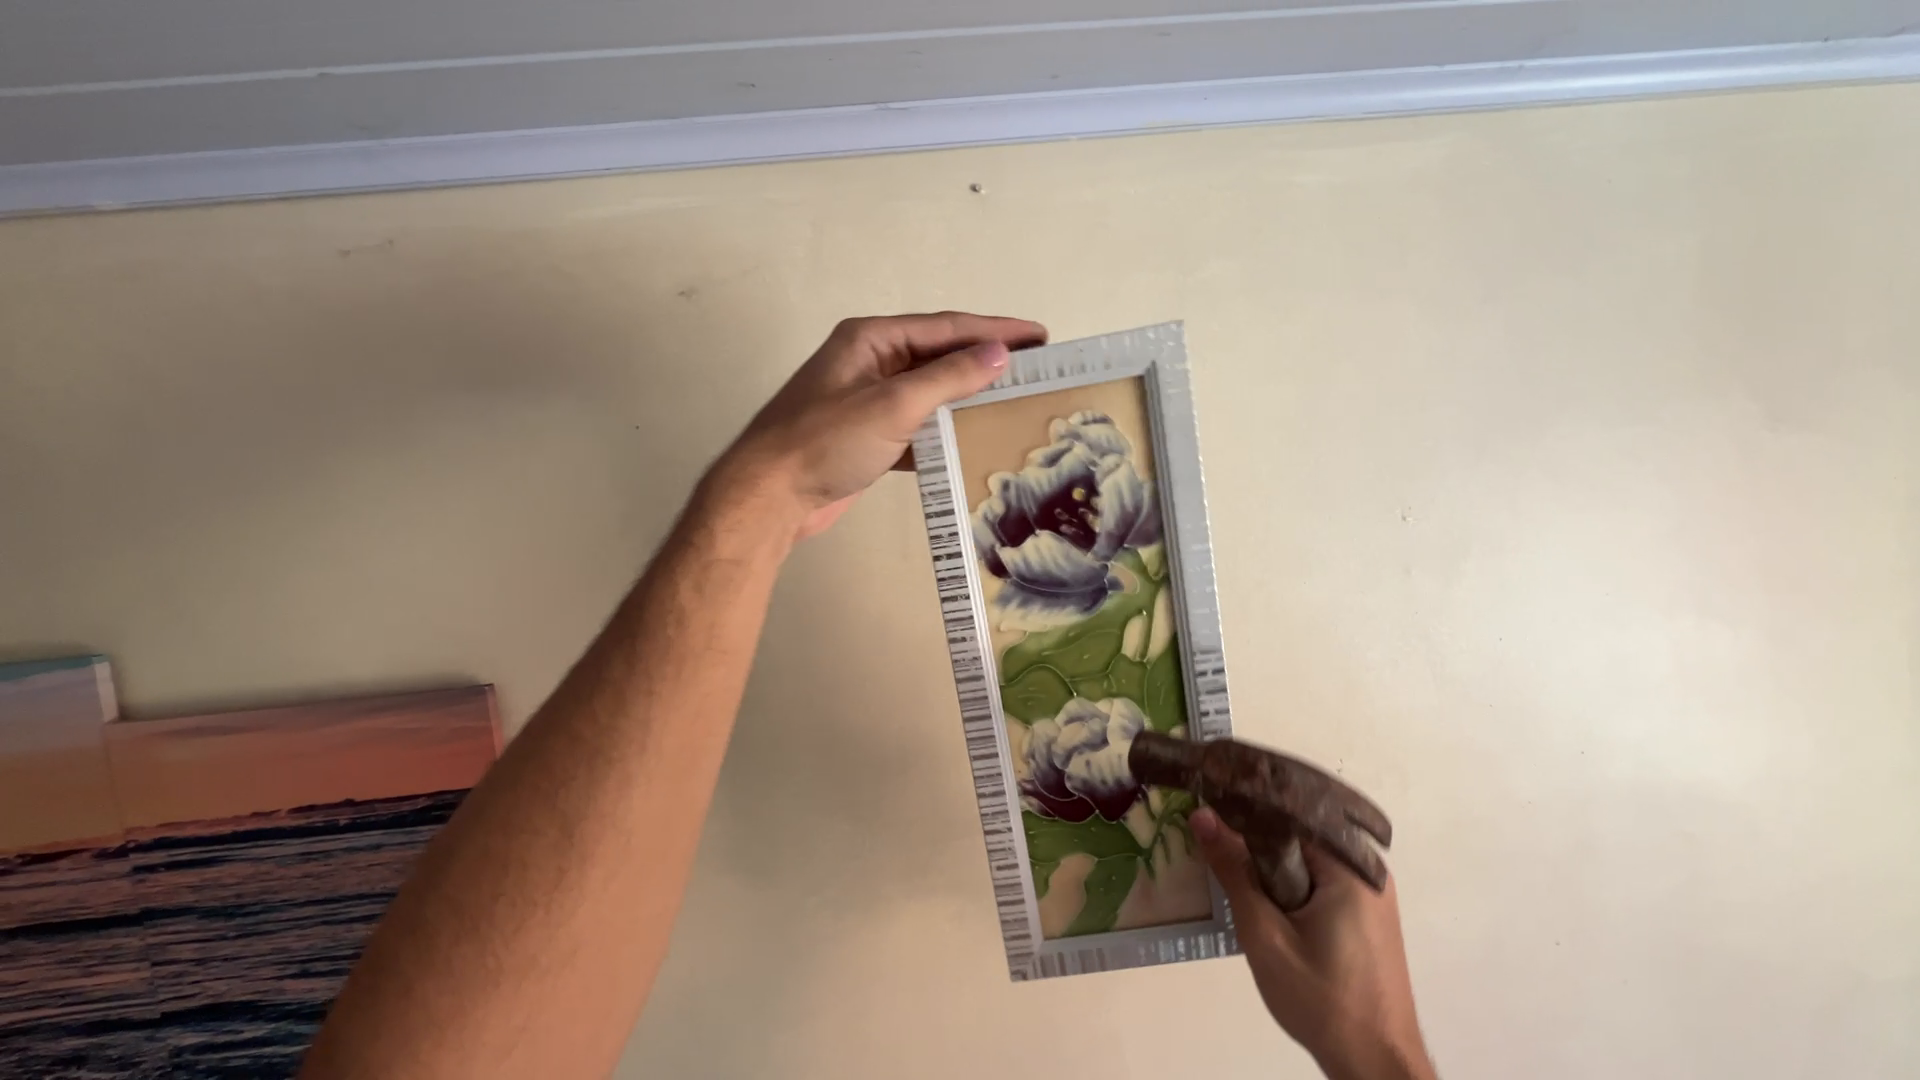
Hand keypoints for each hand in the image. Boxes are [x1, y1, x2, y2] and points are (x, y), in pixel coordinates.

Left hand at [714, 312, 1047, 539]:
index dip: (996, 330)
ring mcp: (868, 401)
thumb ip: (948, 378)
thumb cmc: (826, 441)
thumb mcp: (892, 405)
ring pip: (930, 394)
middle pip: (940, 356)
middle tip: (1037, 369)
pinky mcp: (869, 438)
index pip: (946, 327)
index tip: (1041, 336)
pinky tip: (973, 442)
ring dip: (968, 399)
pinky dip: (945, 433)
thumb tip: (1000, 354)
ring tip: (1015, 403)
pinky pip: (918, 427)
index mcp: (872, 339)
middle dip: (986, 362)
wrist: (770, 497)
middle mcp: (871, 362)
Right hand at [1191, 808, 1434, 1079]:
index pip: (1291, 813)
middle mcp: (1368, 871)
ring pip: (1308, 858)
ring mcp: (1371, 895)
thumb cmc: (1322, 999)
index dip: (1247, 804)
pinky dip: (1289, 881)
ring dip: (1270, 862)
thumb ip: (1233, 872)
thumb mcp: (1265, 935)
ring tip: (1227, 861)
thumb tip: (1201, 815)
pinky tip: (1261, 895)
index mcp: (1352, 867)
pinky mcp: (1366, 917)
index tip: (1209, 796)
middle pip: (1300, 834)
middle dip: (1255, 836)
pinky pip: (1320, 880)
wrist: (1376, 1067)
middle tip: (1210, 833)